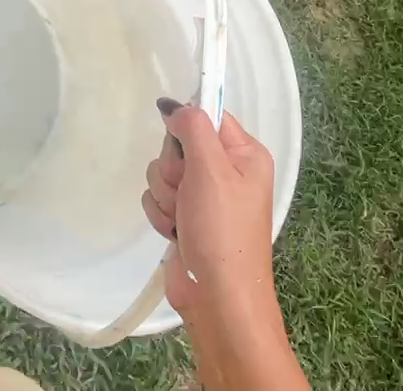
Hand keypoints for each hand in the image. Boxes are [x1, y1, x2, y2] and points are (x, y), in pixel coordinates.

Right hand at [142, 101, 306, 390]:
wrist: (218, 298)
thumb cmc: (222, 230)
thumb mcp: (211, 170)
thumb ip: (192, 128)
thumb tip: (173, 105)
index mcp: (245, 155)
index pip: (208, 114)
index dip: (186, 125)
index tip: (175, 139)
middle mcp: (226, 172)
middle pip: (178, 143)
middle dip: (172, 167)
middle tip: (186, 189)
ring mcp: (205, 196)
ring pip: (163, 171)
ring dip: (165, 193)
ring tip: (182, 217)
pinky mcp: (186, 217)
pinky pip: (158, 196)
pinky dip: (161, 213)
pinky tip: (174, 230)